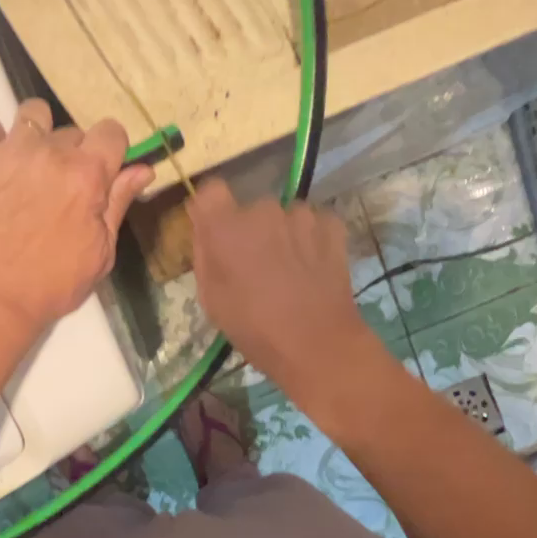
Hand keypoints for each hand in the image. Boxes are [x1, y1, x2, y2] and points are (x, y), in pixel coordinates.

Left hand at [0, 99, 154, 330]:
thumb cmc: (57, 282)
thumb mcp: (102, 251)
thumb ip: (120, 203)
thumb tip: (143, 168)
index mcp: (87, 174)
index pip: (111, 131)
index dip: (111, 151)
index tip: (103, 174)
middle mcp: (51, 153)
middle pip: (73, 131)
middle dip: (73, 155)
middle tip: (62, 190)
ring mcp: (11, 151)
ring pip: (32, 114)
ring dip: (36, 134)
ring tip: (30, 167)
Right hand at [190, 180, 387, 402]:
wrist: (318, 345)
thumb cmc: (255, 330)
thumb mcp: (212, 301)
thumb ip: (205, 256)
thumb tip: (205, 230)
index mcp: (226, 228)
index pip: (211, 191)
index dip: (212, 210)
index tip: (215, 233)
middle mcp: (263, 209)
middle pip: (250, 209)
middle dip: (250, 232)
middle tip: (257, 268)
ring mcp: (301, 215)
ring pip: (284, 218)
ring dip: (282, 236)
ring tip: (289, 272)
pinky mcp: (332, 224)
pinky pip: (312, 225)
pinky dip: (310, 242)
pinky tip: (311, 271)